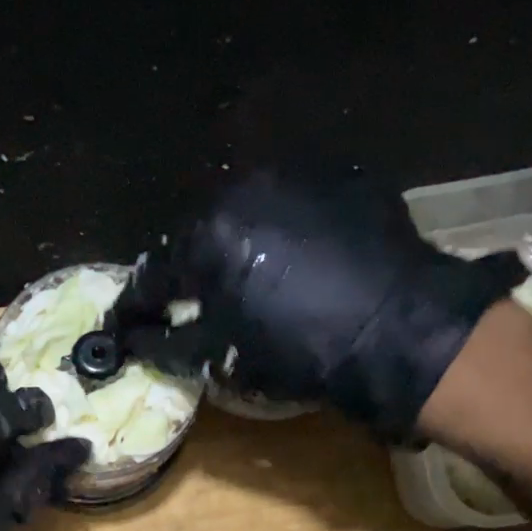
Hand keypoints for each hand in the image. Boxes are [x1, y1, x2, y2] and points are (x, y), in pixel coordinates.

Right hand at [124, 169, 526, 439]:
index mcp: (209, 234)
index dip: (138, 305)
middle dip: (189, 269)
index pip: (155, 273)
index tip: (127, 325)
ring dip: (235, 244)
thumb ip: (169, 342)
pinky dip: (282, 230)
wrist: (404, 331)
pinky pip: (293, 204)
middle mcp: (245, 189)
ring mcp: (297, 175)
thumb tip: (133, 341)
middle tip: (192, 300)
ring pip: (245, 213)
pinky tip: (296, 260)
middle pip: (198, 234)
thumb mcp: (225, 354)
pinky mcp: (342, 178)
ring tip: (245, 279)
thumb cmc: (303, 350)